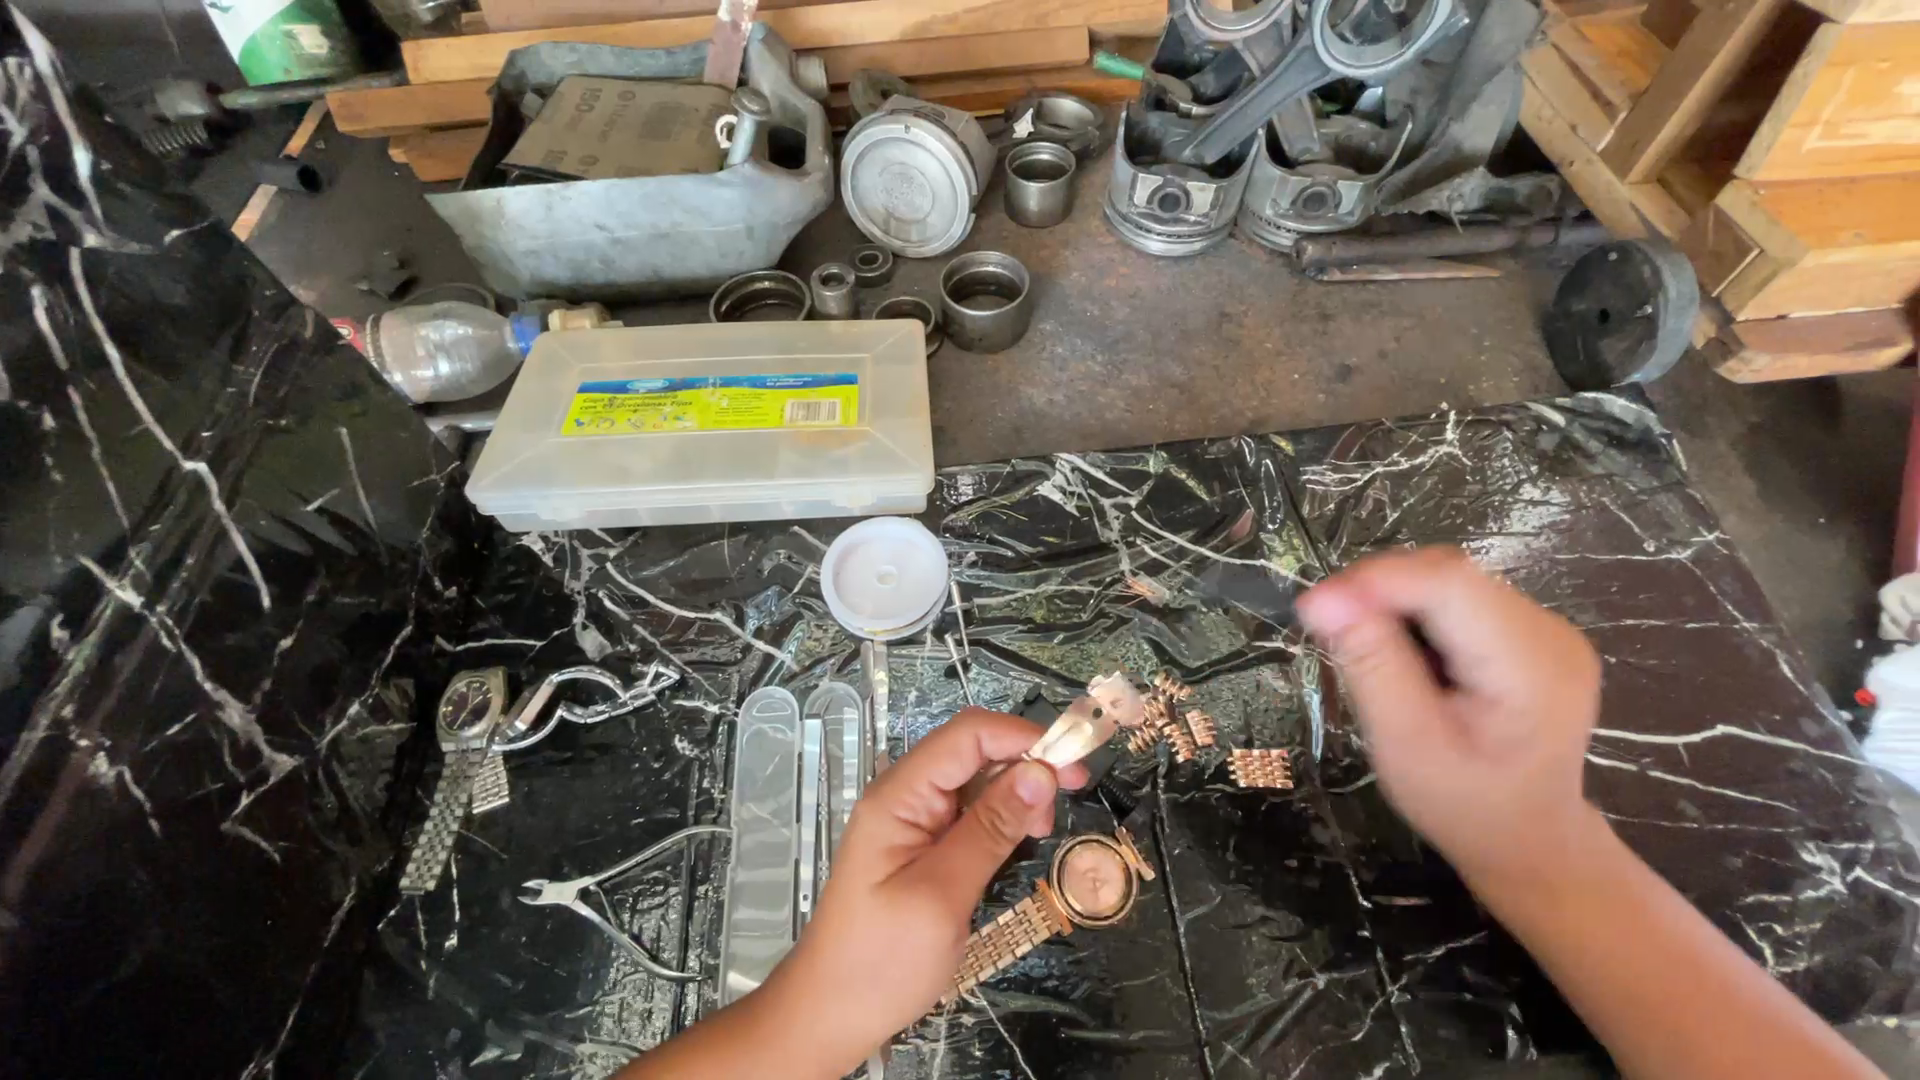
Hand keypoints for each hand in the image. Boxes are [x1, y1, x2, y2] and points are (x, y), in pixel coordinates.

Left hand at [757, 708, 1086, 1074]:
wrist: (831, 1013)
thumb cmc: (882, 961)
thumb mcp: (943, 895)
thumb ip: (991, 830)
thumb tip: (1040, 773)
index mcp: (900, 794)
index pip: (967, 735)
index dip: (1022, 736)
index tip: (1073, 764)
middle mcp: (905, 793)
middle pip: (973, 750)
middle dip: (1024, 762)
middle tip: (1068, 799)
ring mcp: (913, 818)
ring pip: (975, 778)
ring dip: (1016, 791)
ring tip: (1043, 830)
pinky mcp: (922, 843)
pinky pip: (968, 810)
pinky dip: (1001, 816)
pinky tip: (1019, 840)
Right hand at [1296, 547, 1602, 885]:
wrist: (1526, 840)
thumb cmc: (1462, 804)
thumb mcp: (1404, 743)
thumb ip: (1370, 664)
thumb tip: (1320, 599)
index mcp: (1531, 666)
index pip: (1449, 584)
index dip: (1375, 581)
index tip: (1313, 606)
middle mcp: (1549, 632)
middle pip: (1449, 574)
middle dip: (1378, 588)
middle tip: (1326, 625)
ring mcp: (1544, 630)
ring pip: (1449, 579)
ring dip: (1391, 598)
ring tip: (1357, 640)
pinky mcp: (1527, 633)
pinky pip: (1458, 597)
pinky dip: (1412, 610)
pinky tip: (1397, 648)